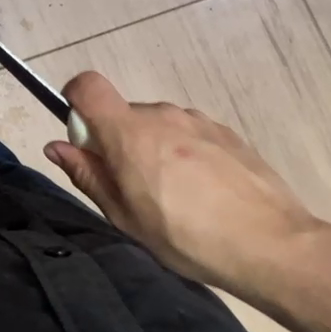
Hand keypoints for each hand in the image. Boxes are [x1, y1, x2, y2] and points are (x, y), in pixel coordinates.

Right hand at [43, 72, 324, 292]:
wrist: (274, 246)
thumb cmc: (186, 236)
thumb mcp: (124, 216)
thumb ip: (87, 175)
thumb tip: (56, 147)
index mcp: (128, 131)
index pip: (87, 85)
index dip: (76, 100)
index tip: (83, 137)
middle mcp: (161, 114)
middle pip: (124, 113)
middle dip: (119, 141)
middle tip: (133, 186)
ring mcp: (198, 121)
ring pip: (159, 125)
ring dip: (155, 148)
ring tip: (176, 194)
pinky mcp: (229, 134)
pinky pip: (191, 135)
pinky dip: (187, 154)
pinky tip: (206, 192)